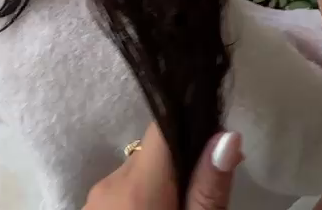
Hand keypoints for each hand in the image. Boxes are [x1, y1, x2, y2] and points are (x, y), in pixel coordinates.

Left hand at [82, 123, 242, 209]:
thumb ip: (207, 190)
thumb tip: (228, 133)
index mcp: (136, 183)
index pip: (163, 126)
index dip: (189, 121)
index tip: (214, 128)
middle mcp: (108, 182)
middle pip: (154, 154)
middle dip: (181, 166)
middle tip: (210, 193)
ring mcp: (93, 200)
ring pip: (138, 176)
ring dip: (161, 187)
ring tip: (187, 207)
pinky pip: (121, 194)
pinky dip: (141, 201)